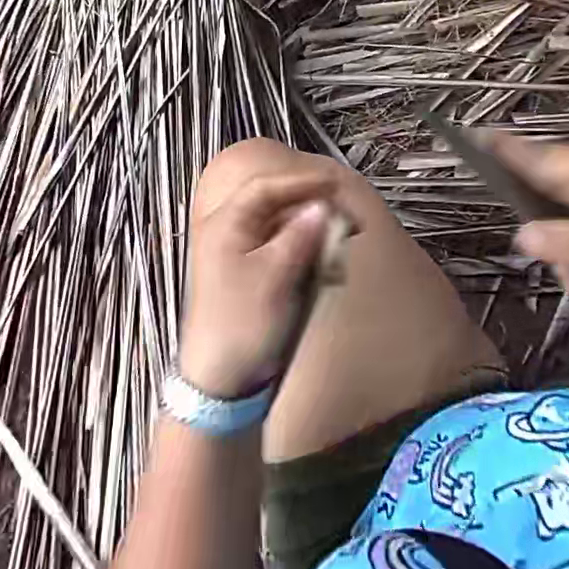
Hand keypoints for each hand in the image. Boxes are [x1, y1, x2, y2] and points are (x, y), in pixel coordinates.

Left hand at [179, 169, 339, 399]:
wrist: (221, 387)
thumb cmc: (241, 327)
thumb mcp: (275, 277)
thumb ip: (301, 235)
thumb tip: (322, 206)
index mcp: (225, 227)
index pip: (265, 188)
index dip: (302, 182)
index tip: (334, 185)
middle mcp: (231, 234)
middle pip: (279, 207)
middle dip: (315, 214)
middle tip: (347, 223)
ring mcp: (242, 256)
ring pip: (287, 231)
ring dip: (316, 239)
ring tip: (339, 256)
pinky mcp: (256, 277)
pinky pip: (288, 253)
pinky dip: (309, 258)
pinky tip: (328, 274)